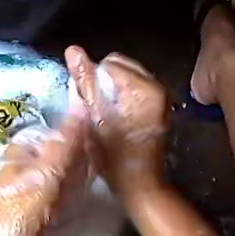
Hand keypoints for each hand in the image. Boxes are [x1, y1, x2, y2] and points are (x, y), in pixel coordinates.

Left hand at [0, 108, 88, 235]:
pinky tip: (77, 209)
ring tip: (90, 190)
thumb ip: (64, 145)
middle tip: (98, 172)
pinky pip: (54, 201)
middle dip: (78, 164)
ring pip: (58, 180)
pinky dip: (67, 203)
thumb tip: (81, 104)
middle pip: (57, 158)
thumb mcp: (44, 177)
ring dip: (74, 185)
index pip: (54, 134)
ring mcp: (23, 193)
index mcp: (18, 154)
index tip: (101, 146)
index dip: (78, 138)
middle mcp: (19, 169)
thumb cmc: (15, 216)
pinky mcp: (27, 215)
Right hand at [64, 46, 169, 198]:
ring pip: (125, 77)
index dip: (92, 80)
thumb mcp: (92, 117)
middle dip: (103, 81)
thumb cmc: (113, 156)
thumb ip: (85, 81)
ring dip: (111, 89)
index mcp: (143, 87)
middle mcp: (157, 87)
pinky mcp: (160, 107)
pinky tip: (115, 117)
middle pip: (119, 66)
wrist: (139, 185)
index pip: (108, 63)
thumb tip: (73, 50)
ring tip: (104, 114)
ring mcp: (161, 96)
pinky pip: (134, 89)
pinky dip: (121, 97)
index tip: (88, 104)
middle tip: (94, 108)